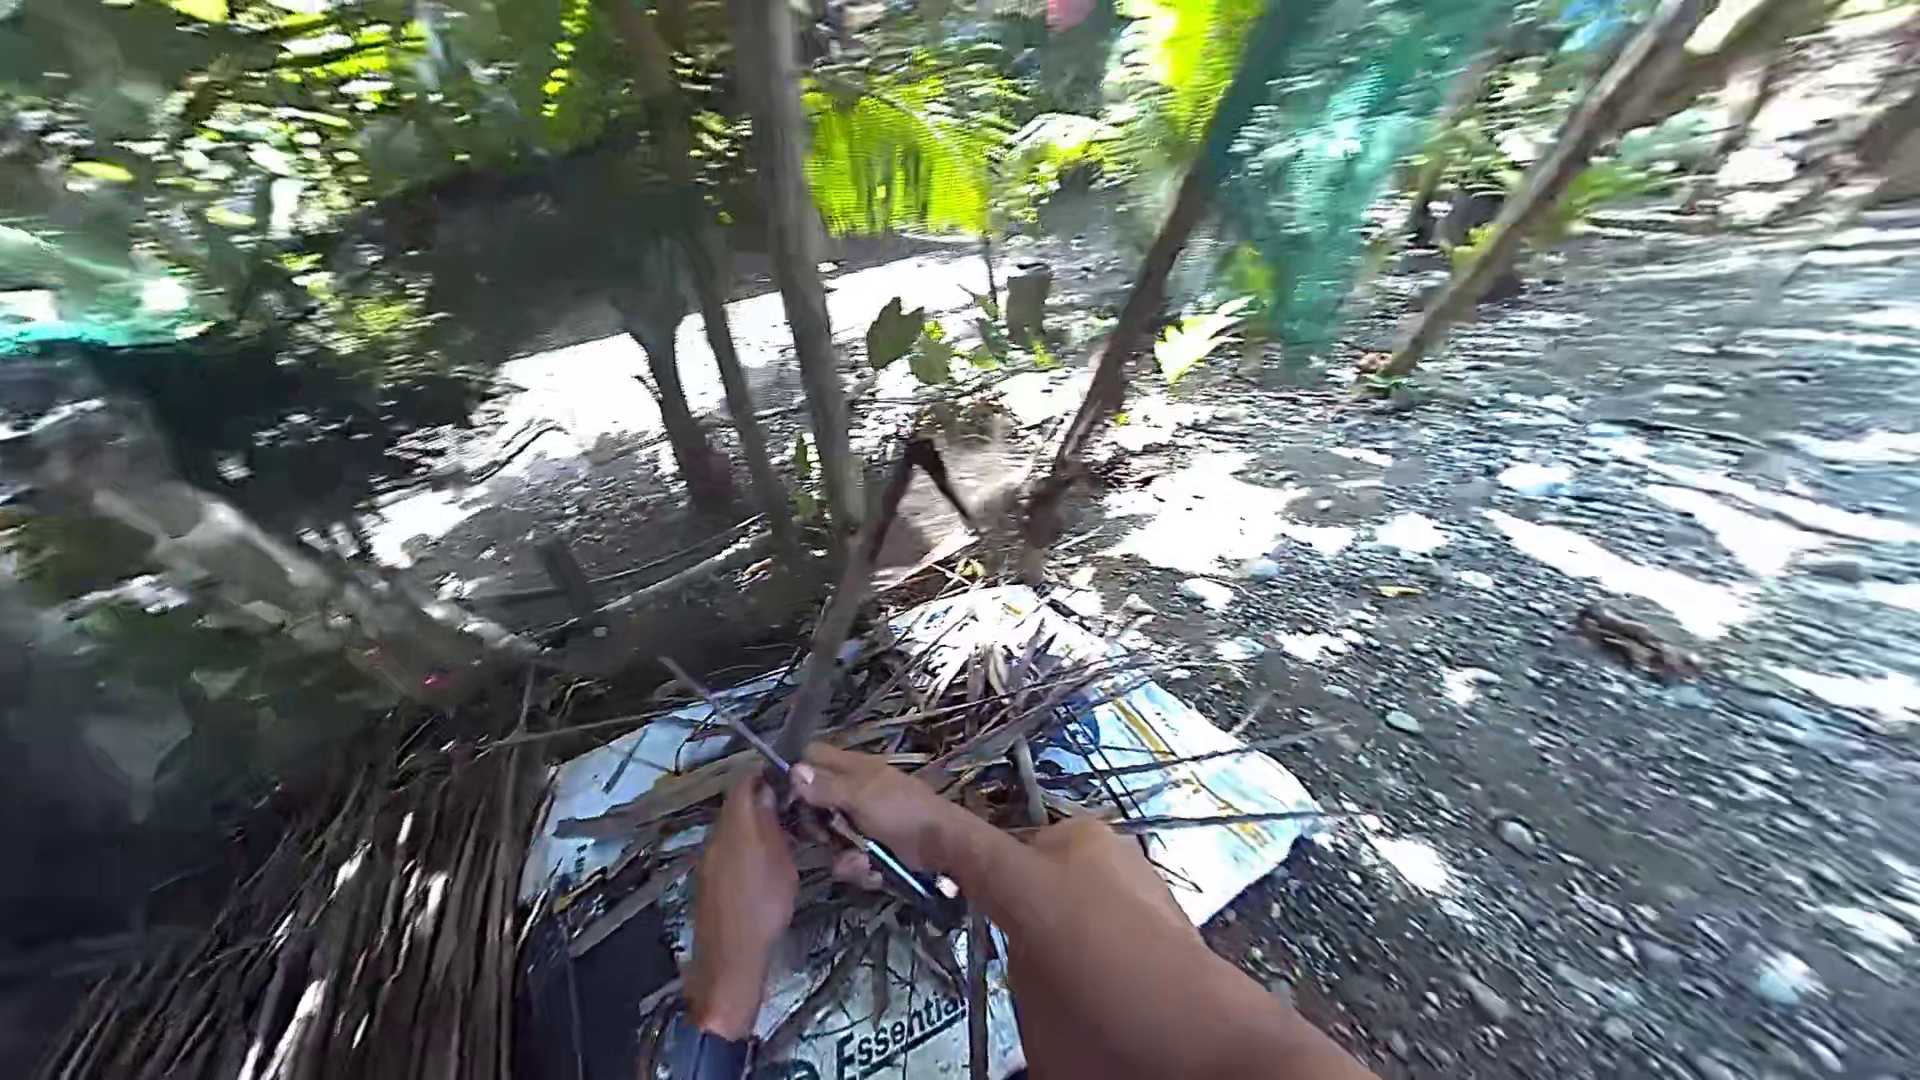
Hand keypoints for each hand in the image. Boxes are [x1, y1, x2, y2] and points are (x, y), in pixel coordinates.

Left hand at [687, 775, 797, 1039]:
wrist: (731, 962)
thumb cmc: (765, 908)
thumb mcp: (781, 862)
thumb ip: (772, 824)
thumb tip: (768, 792)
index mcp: (735, 829)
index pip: (742, 785)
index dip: (762, 775)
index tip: (783, 775)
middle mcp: (715, 839)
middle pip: (735, 806)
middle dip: (759, 799)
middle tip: (788, 804)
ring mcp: (708, 861)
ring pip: (731, 827)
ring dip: (752, 822)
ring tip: (780, 829)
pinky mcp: (707, 880)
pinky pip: (727, 847)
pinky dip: (744, 842)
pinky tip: (762, 857)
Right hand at [790, 744, 963, 872]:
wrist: (942, 847)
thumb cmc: (903, 812)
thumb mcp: (862, 797)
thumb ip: (827, 786)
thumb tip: (792, 770)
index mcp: (851, 767)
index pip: (811, 757)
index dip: (796, 774)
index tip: (787, 800)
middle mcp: (852, 790)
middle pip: (814, 805)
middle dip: (819, 827)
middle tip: (829, 837)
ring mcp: (861, 820)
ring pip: (830, 838)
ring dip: (843, 854)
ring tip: (860, 859)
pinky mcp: (870, 847)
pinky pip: (849, 858)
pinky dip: (860, 867)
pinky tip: (873, 869)